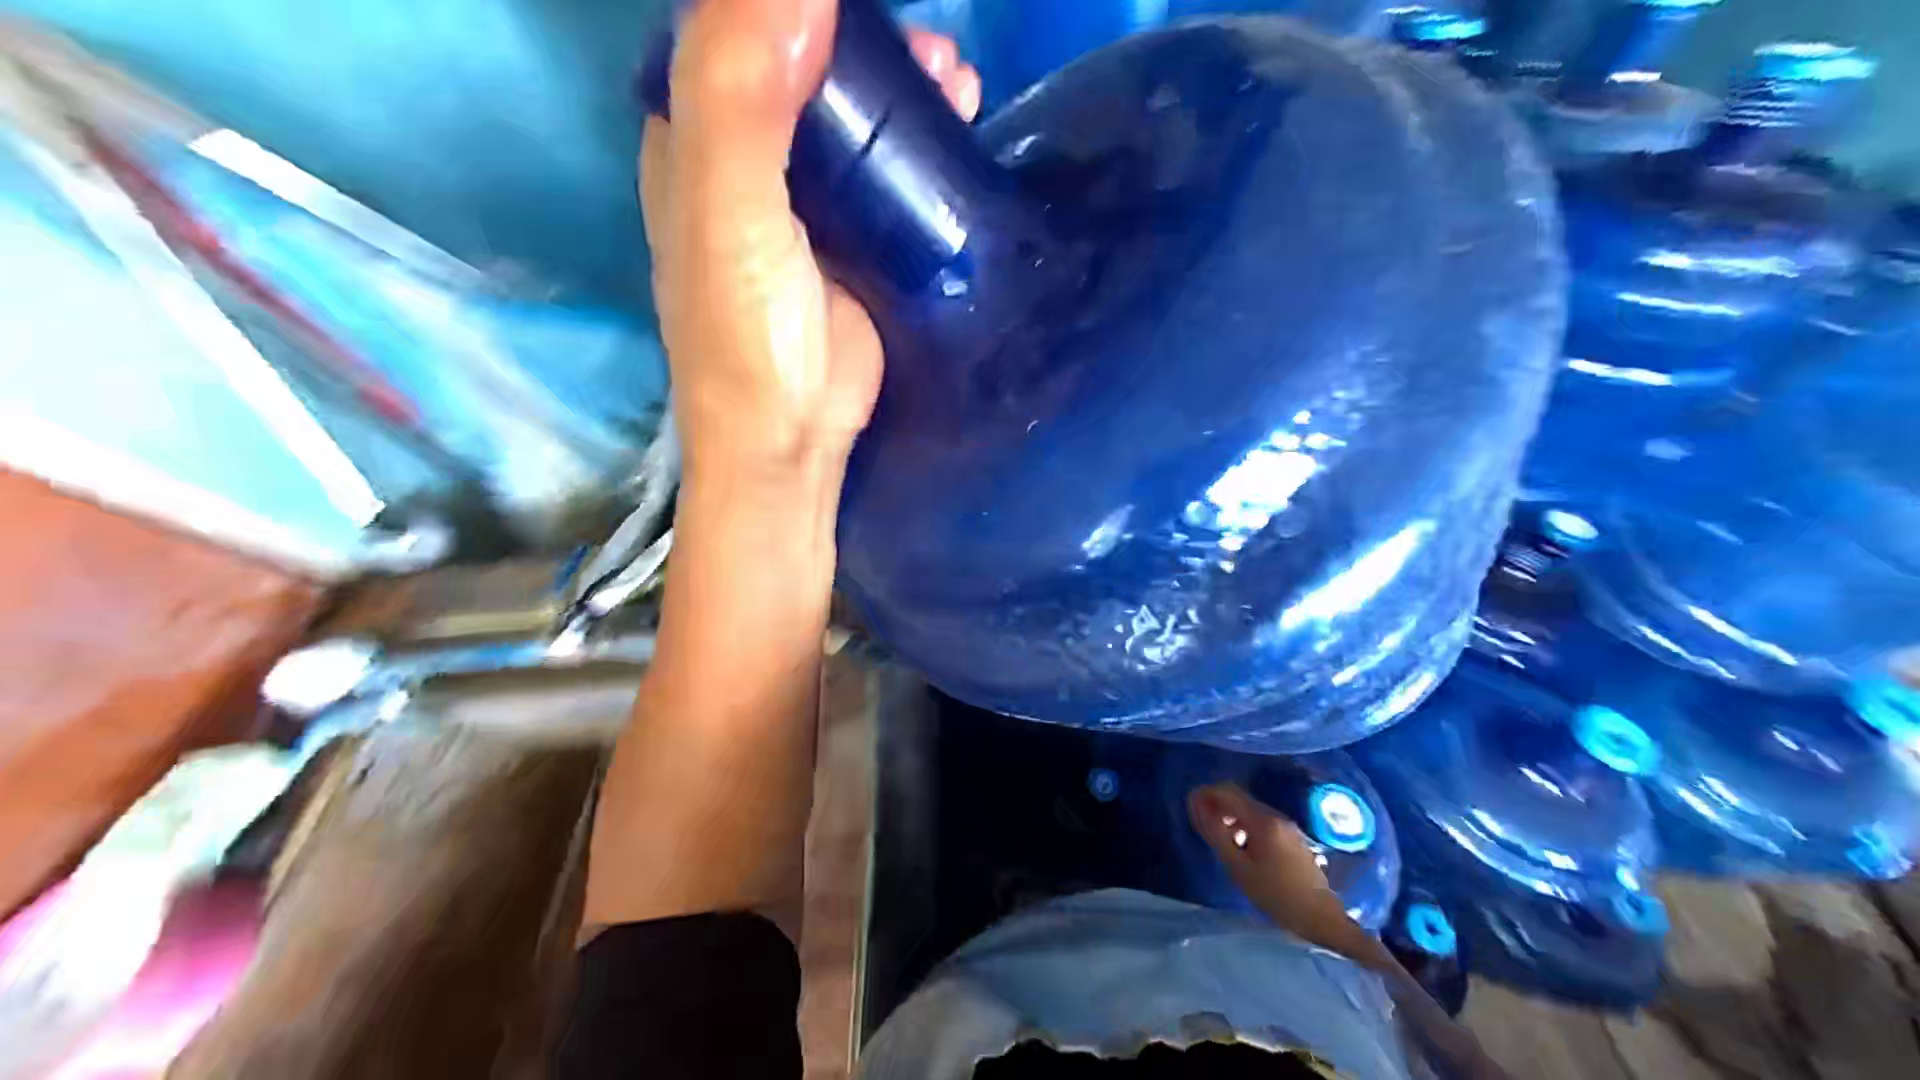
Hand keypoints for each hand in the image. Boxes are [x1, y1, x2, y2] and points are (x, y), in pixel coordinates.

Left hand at [641, 0, 980, 475]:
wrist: (794, 439)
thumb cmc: (748, 334)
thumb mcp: (729, 210)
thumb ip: (742, 94)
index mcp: (694, 141)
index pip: (733, 31)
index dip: (789, 5)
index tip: (856, 1)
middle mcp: (748, 164)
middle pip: (804, 68)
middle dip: (865, 43)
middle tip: (926, 49)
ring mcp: (808, 207)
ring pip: (856, 119)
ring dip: (905, 91)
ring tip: (956, 83)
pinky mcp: (858, 245)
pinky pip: (891, 175)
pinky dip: (925, 147)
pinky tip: (959, 129)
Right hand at [1187, 782, 1369, 955]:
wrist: (1321, 918)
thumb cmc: (1276, 895)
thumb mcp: (1238, 867)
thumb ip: (1214, 833)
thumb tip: (1196, 805)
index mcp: (1263, 820)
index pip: (1227, 791)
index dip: (1205, 794)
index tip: (1190, 806)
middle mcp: (1276, 816)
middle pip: (1239, 798)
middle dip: (1216, 805)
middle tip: (1201, 824)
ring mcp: (1287, 826)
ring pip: (1249, 810)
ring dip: (1230, 817)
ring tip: (1219, 839)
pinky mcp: (1292, 838)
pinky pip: (1261, 822)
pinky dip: (1244, 827)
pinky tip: (1241, 849)